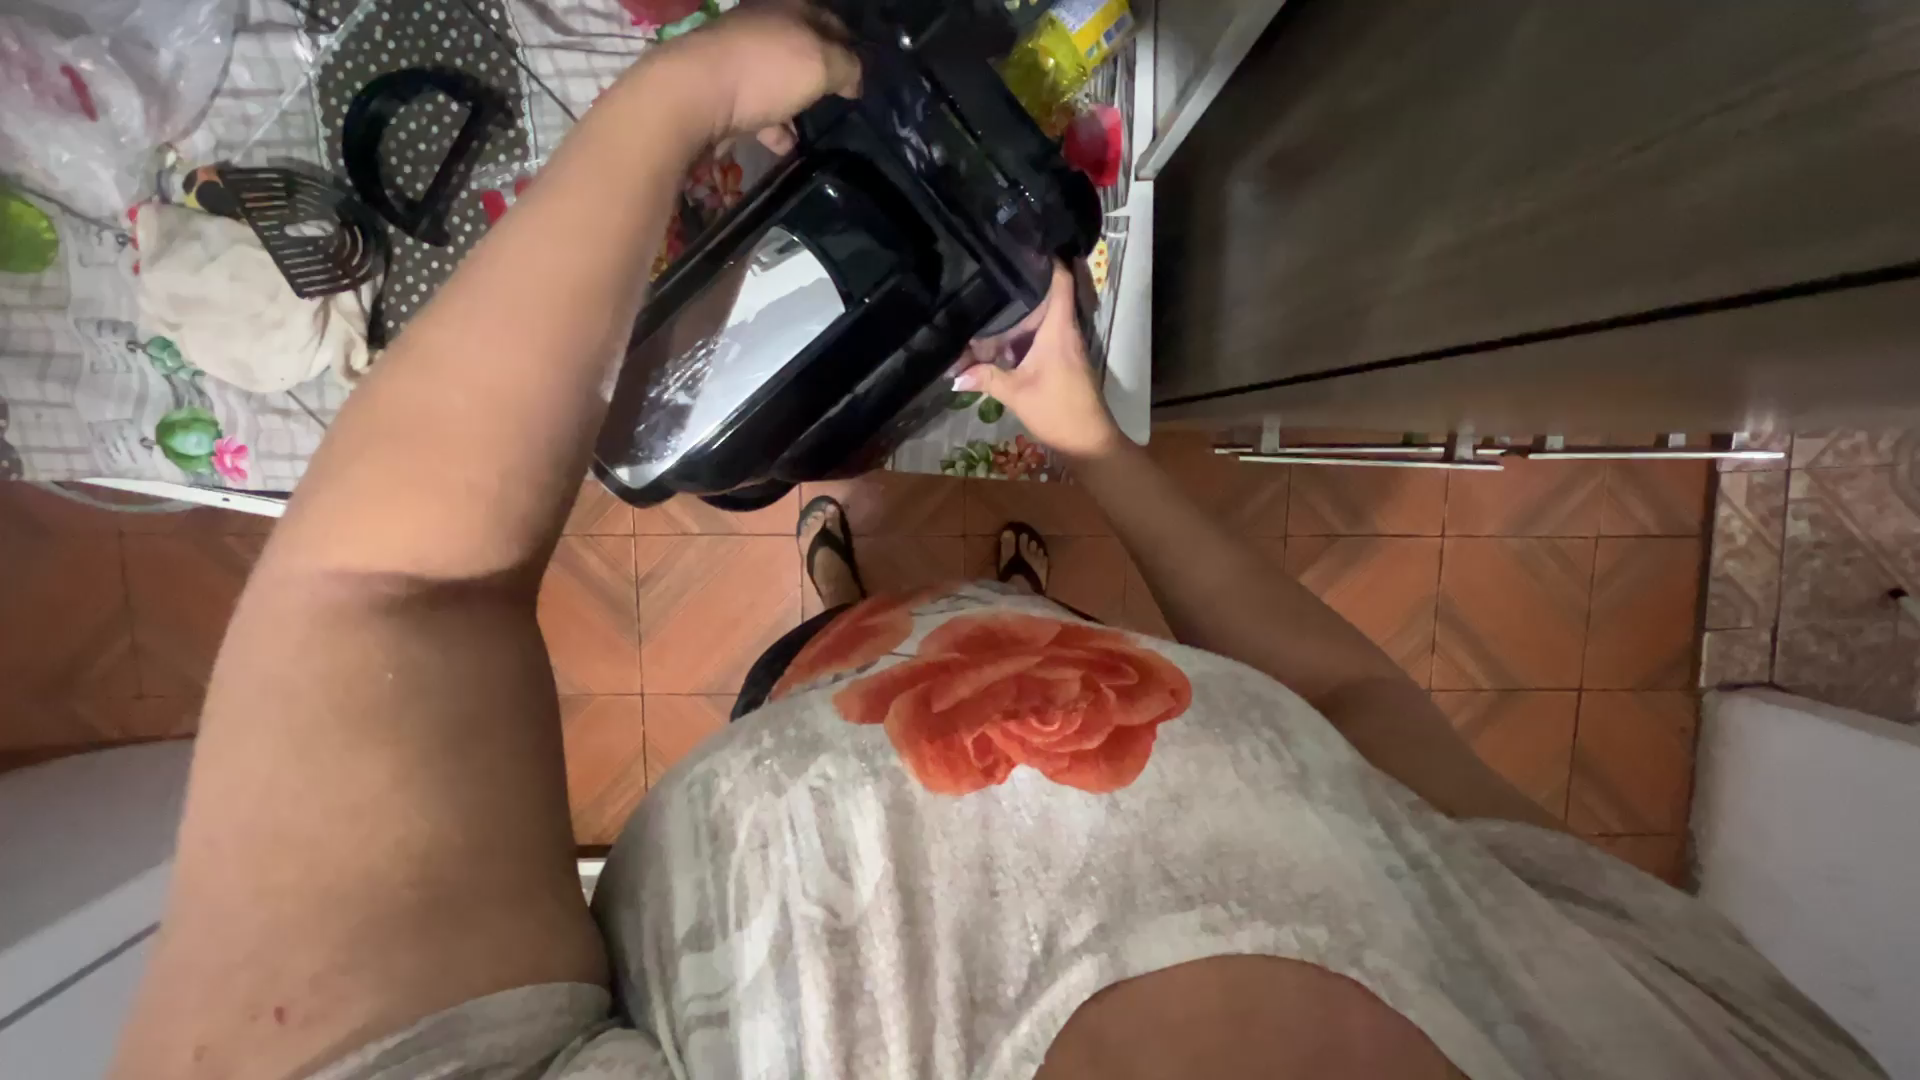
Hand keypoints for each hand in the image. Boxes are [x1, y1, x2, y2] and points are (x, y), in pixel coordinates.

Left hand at [651, 0, 861, 146]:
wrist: (696, 95)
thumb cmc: (764, 71)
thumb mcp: (820, 63)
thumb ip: (847, 66)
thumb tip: (856, 76)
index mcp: (789, 8)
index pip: (831, 21)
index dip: (851, 47)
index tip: (863, 78)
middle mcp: (763, 25)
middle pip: (803, 51)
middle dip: (822, 76)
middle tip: (841, 103)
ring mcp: (740, 58)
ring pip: (780, 80)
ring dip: (797, 104)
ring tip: (815, 129)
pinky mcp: (724, 90)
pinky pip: (759, 108)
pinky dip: (774, 126)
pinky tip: (786, 144)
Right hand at [953, 261, 1123, 461]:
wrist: (1089, 442)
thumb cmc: (1057, 410)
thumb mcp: (1017, 393)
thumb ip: (986, 379)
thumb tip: (954, 376)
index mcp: (1058, 329)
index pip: (1060, 281)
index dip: (1048, 258)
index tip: (1027, 243)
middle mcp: (1065, 333)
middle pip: (1041, 303)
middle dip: (1015, 295)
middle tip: (986, 281)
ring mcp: (1065, 349)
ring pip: (1037, 326)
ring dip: (1013, 325)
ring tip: (981, 315)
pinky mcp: (1062, 365)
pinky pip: (1038, 343)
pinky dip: (1019, 343)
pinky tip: (996, 349)